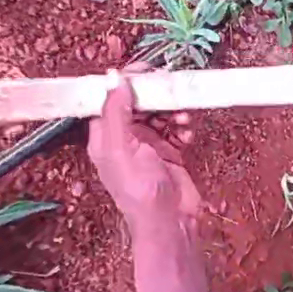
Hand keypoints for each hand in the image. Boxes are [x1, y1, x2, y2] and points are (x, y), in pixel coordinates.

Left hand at [87, 69, 198, 233]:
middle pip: (138, 104)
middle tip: (171, 87)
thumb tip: (113, 78)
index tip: (145, 70)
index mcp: (105, 137)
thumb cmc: (140, 191)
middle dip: (155, 95)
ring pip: (160, 114)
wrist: (170, 221)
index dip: (126, 83)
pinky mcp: (170, 152)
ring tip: (183, 116)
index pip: (110, 99)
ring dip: (173, 110)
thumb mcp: (121, 148)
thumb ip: (116, 112)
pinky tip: (187, 131)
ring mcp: (149, 146)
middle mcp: (125, 139)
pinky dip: (183, 126)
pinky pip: (176, 129)